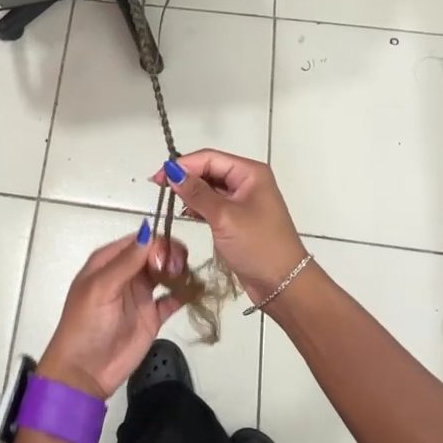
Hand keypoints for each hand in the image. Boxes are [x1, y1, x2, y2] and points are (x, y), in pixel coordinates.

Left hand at [39, 225, 188, 398]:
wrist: (85, 372)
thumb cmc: (86, 324)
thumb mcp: (101, 288)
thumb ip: (126, 262)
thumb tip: (149, 231)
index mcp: (109, 262)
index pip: (139, 241)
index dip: (156, 243)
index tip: (166, 256)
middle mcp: (127, 274)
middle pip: (155, 254)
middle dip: (170, 255)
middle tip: (177, 270)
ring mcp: (140, 295)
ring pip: (165, 272)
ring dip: (178, 271)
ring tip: (184, 280)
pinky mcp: (152, 317)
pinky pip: (172, 299)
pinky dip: (184, 294)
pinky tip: (193, 292)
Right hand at [154, 151, 308, 306]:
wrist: (284, 284)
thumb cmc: (257, 245)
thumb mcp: (224, 217)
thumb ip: (197, 193)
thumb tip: (172, 171)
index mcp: (250, 172)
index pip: (209, 158)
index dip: (182, 165)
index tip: (158, 178)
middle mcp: (247, 181)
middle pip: (209, 170)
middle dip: (185, 177)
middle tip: (158, 188)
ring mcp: (243, 200)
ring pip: (209, 187)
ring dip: (190, 192)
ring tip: (168, 200)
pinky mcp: (238, 218)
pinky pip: (213, 204)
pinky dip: (198, 206)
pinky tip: (184, 212)